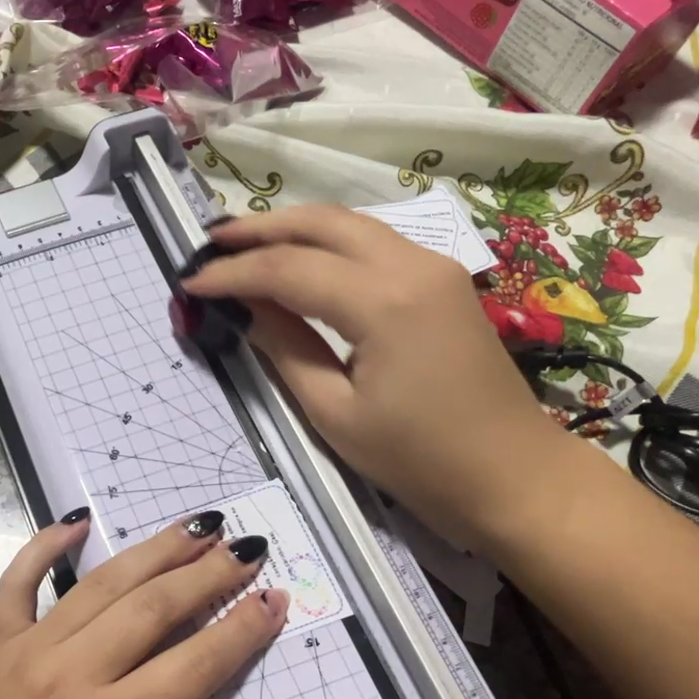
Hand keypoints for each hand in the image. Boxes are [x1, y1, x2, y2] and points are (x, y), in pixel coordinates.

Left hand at [0, 509, 290, 698]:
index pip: (191, 666)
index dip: (239, 631)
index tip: (275, 599)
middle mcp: (70, 672)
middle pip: (152, 609)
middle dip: (206, 574)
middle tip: (247, 546)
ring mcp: (28, 648)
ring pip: (101, 585)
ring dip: (152, 551)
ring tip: (196, 525)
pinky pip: (19, 580)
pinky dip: (44, 546)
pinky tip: (75, 520)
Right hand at [183, 205, 568, 547]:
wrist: (510, 475)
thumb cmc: (418, 460)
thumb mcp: (335, 413)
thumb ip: (286, 349)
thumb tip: (244, 308)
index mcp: (384, 302)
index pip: (289, 268)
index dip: (232, 273)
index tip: (189, 284)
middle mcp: (412, 265)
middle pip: (322, 223)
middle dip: (259, 229)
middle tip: (208, 244)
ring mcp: (434, 267)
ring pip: (350, 224)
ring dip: (293, 229)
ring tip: (242, 245)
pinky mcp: (442, 281)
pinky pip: (374, 244)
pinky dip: (328, 244)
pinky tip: (299, 261)